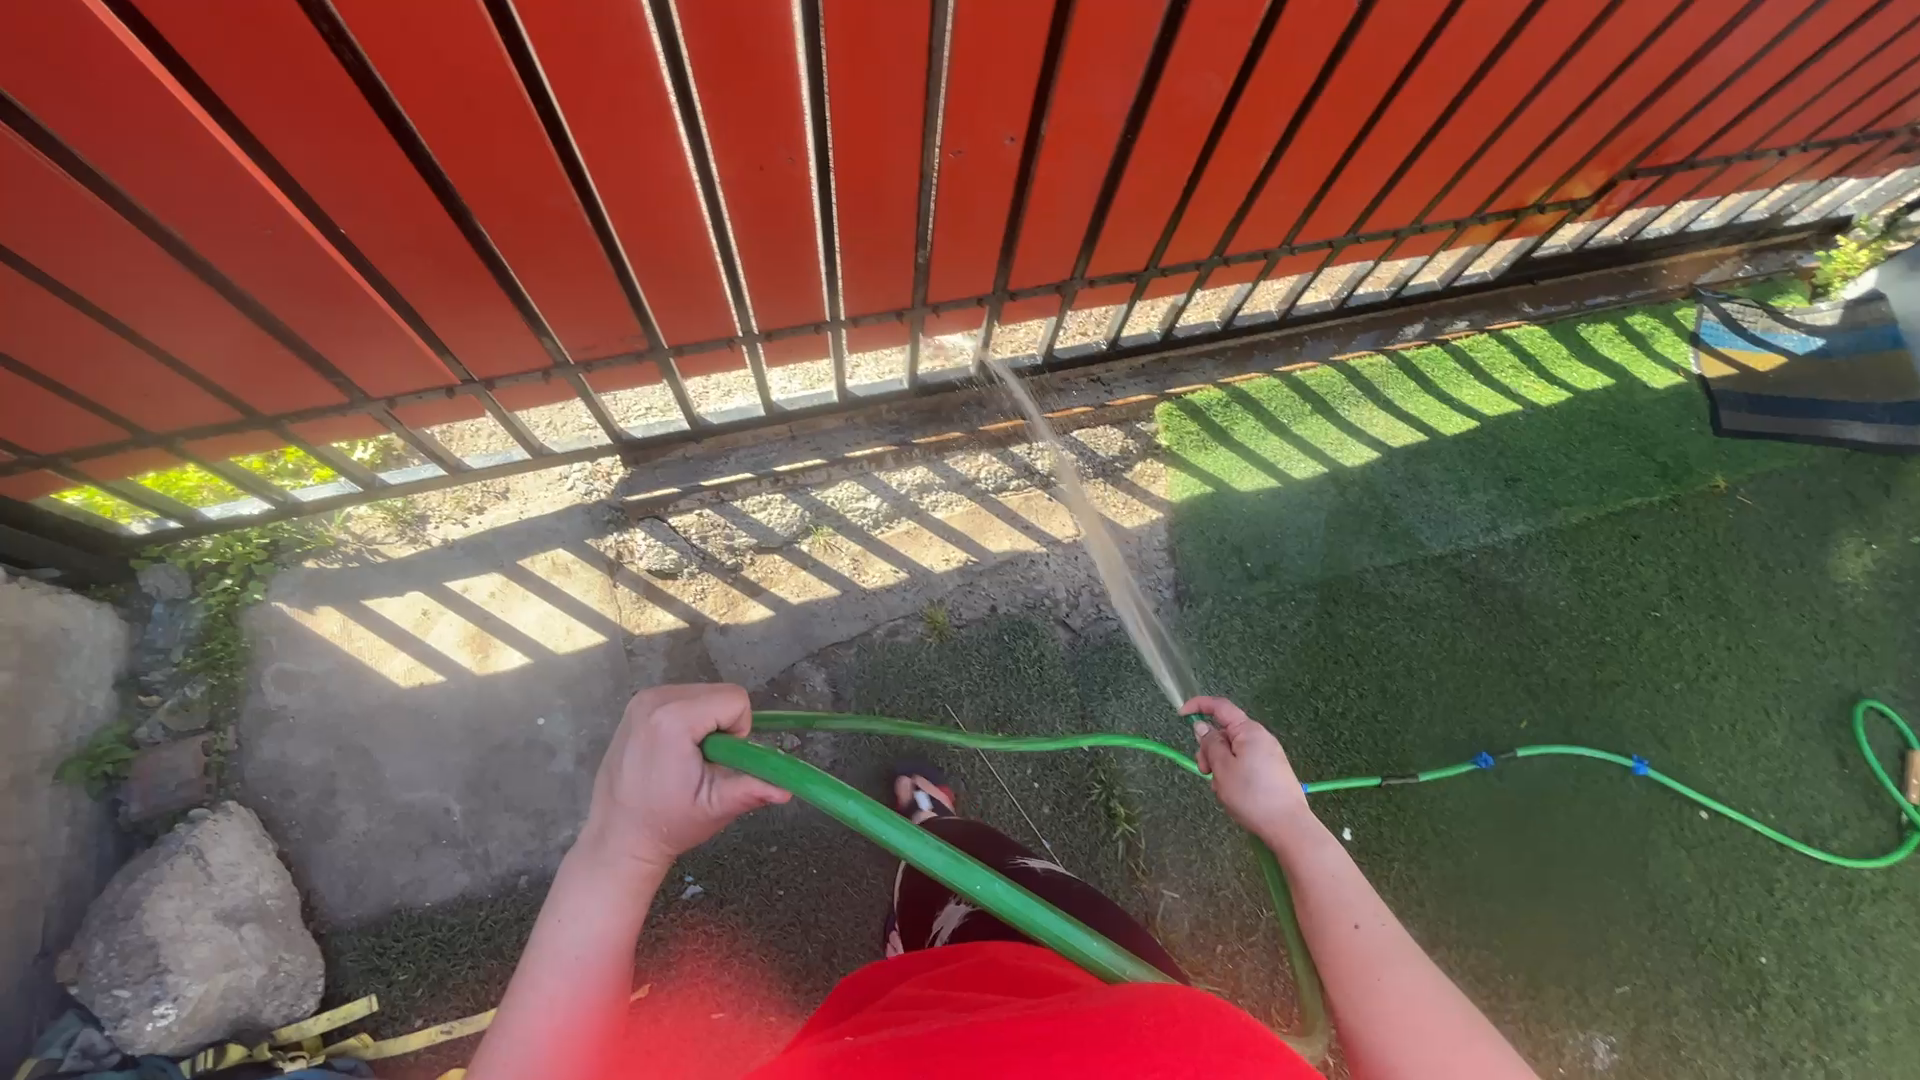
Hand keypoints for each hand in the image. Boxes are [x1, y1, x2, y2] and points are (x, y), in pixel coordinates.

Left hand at [579, 684, 790, 874]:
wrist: (616, 837)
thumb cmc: (666, 824)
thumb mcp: (715, 808)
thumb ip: (752, 790)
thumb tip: (786, 789)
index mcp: (673, 719)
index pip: (735, 700)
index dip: (738, 731)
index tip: (718, 761)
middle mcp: (655, 699)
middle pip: (720, 693)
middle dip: (723, 725)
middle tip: (704, 763)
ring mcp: (642, 699)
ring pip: (704, 694)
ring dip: (708, 722)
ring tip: (687, 759)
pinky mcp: (637, 704)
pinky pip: (684, 698)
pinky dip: (690, 719)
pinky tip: (673, 751)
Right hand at [1185, 696, 1314, 838]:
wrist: (1289, 827)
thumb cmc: (1251, 795)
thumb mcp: (1222, 767)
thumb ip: (1210, 744)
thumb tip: (1202, 726)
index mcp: (1249, 731)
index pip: (1220, 706)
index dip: (1198, 705)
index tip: (1181, 715)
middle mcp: (1260, 738)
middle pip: (1224, 732)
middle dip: (1209, 748)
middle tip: (1205, 771)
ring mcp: (1267, 755)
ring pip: (1232, 751)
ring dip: (1219, 765)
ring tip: (1222, 789)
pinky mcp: (1271, 772)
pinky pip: (1243, 764)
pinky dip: (1232, 774)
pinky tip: (1233, 794)